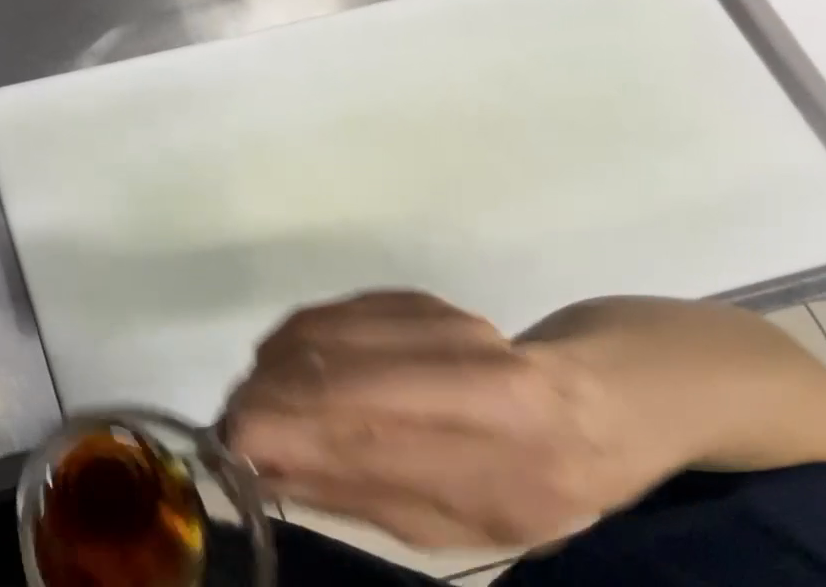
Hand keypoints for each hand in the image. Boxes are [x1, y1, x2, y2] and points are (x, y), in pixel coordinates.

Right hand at [221, 291, 686, 548]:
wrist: (594, 411)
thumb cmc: (523, 490)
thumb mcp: (448, 527)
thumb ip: (349, 493)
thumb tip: (256, 466)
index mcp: (493, 467)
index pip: (345, 437)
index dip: (269, 435)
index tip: (231, 447)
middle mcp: (477, 385)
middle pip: (320, 377)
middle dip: (259, 398)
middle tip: (237, 422)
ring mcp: (447, 328)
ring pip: (313, 336)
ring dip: (268, 368)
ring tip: (263, 397)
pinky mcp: (420, 296)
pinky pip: (328, 314)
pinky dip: (293, 342)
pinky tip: (300, 366)